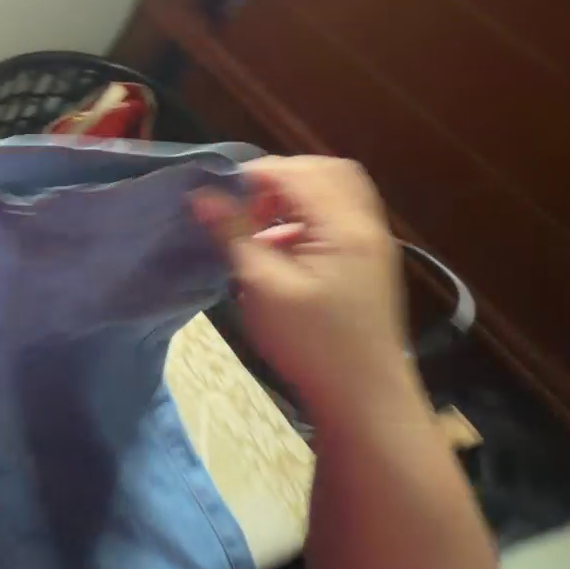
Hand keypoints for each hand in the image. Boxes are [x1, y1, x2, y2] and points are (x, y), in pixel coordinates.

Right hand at [190, 156, 424, 428]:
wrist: (364, 397)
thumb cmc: (311, 341)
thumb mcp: (263, 285)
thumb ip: (234, 233)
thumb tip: (200, 193)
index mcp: (344, 228)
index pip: (296, 173)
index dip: (250, 175)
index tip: (215, 195)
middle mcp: (364, 226)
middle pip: (324, 170)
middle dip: (275, 176)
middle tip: (240, 201)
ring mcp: (369, 243)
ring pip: (332, 190)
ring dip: (289, 194)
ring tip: (254, 220)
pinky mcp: (363, 260)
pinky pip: (334, 215)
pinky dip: (301, 214)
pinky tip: (274, 242)